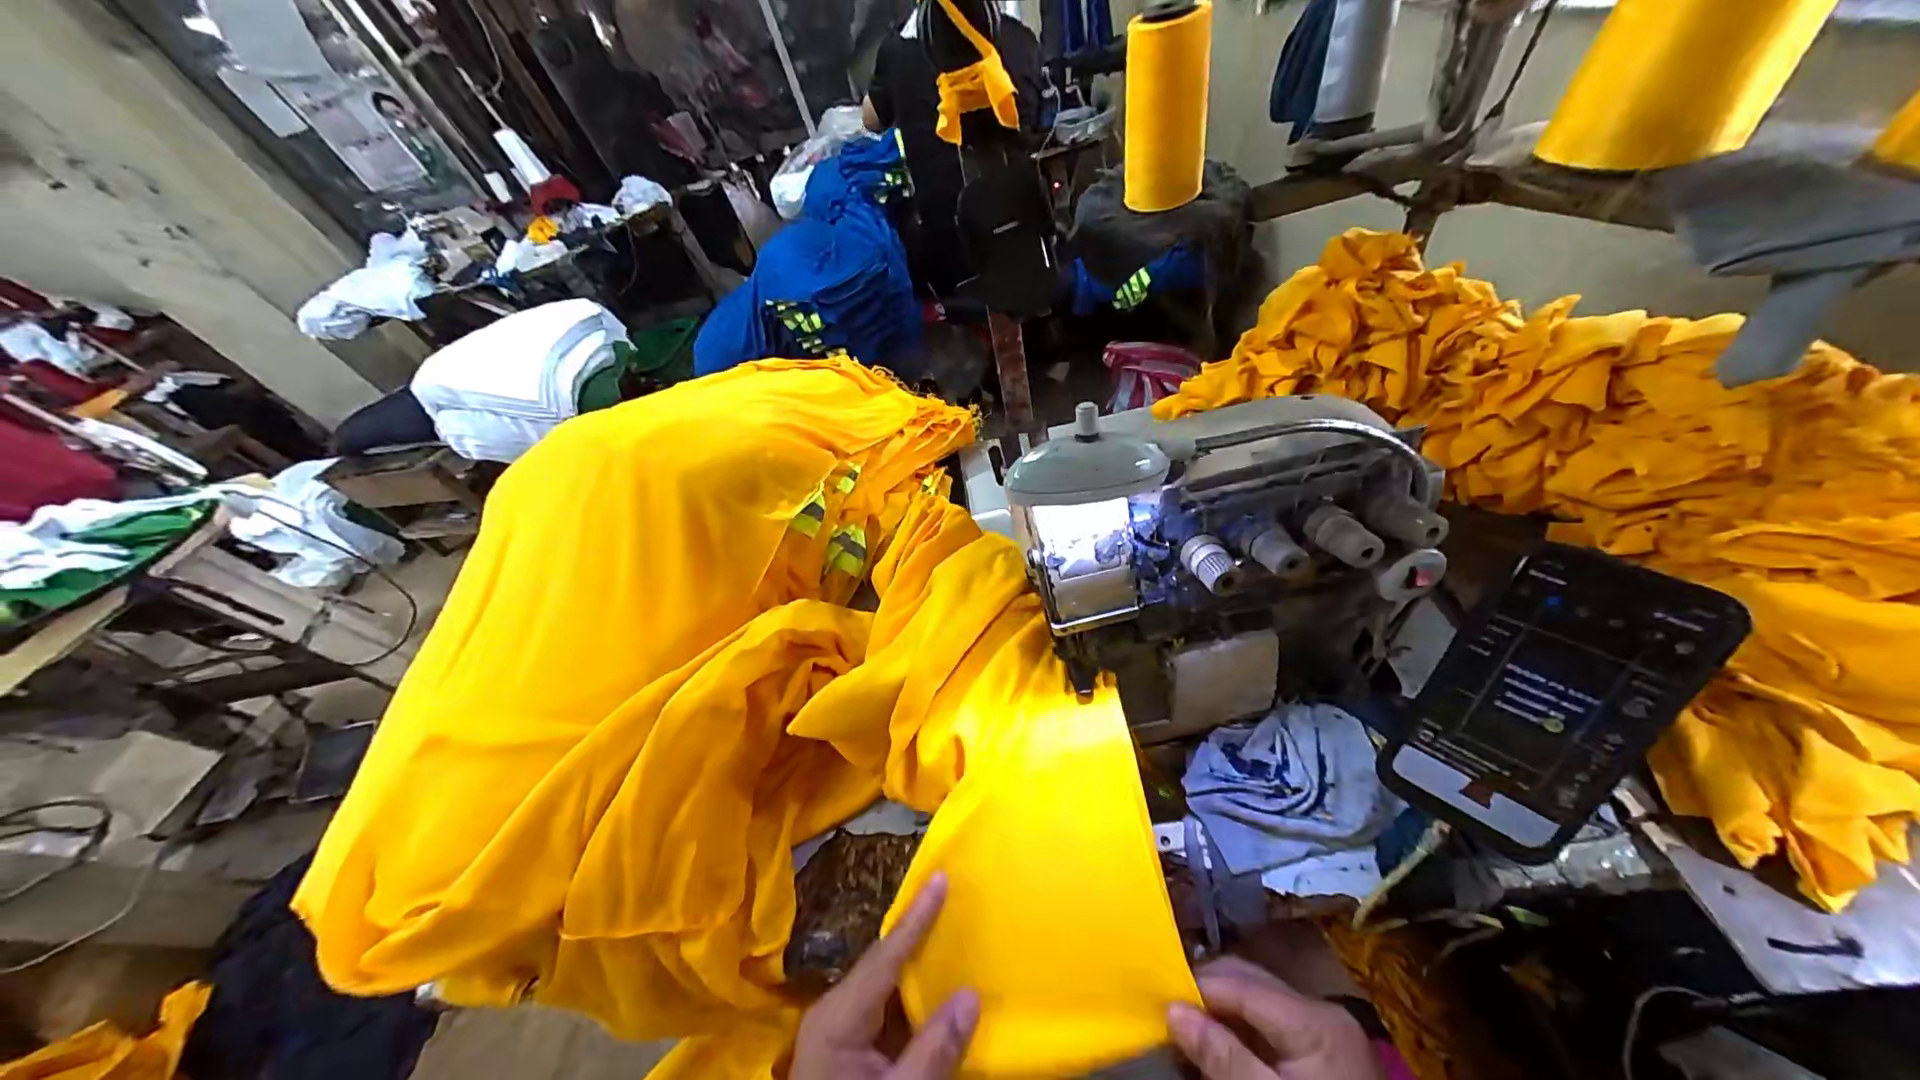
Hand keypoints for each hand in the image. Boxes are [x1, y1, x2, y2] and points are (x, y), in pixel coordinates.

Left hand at [792, 872, 980, 1079]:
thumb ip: (933, 1051)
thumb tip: (970, 996)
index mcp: (839, 1016)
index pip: (886, 955)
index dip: (917, 916)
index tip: (940, 877)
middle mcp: (834, 1010)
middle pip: (883, 962)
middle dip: (918, 930)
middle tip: (950, 894)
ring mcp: (838, 1029)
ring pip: (885, 983)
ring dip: (918, 961)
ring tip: (950, 925)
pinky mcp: (847, 1047)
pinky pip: (885, 1007)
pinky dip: (913, 994)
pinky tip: (937, 985)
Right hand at [1167, 956, 1380, 1079]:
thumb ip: (1222, 1057)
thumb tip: (1172, 1010)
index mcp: (1314, 1019)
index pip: (1239, 983)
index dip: (1194, 989)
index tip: (1155, 1004)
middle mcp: (1321, 1012)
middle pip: (1248, 982)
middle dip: (1204, 996)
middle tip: (1166, 1018)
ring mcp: (1325, 1031)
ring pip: (1255, 1000)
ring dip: (1219, 1012)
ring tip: (1186, 1034)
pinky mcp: (1324, 1053)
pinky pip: (1270, 1024)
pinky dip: (1240, 1031)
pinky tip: (1218, 1049)